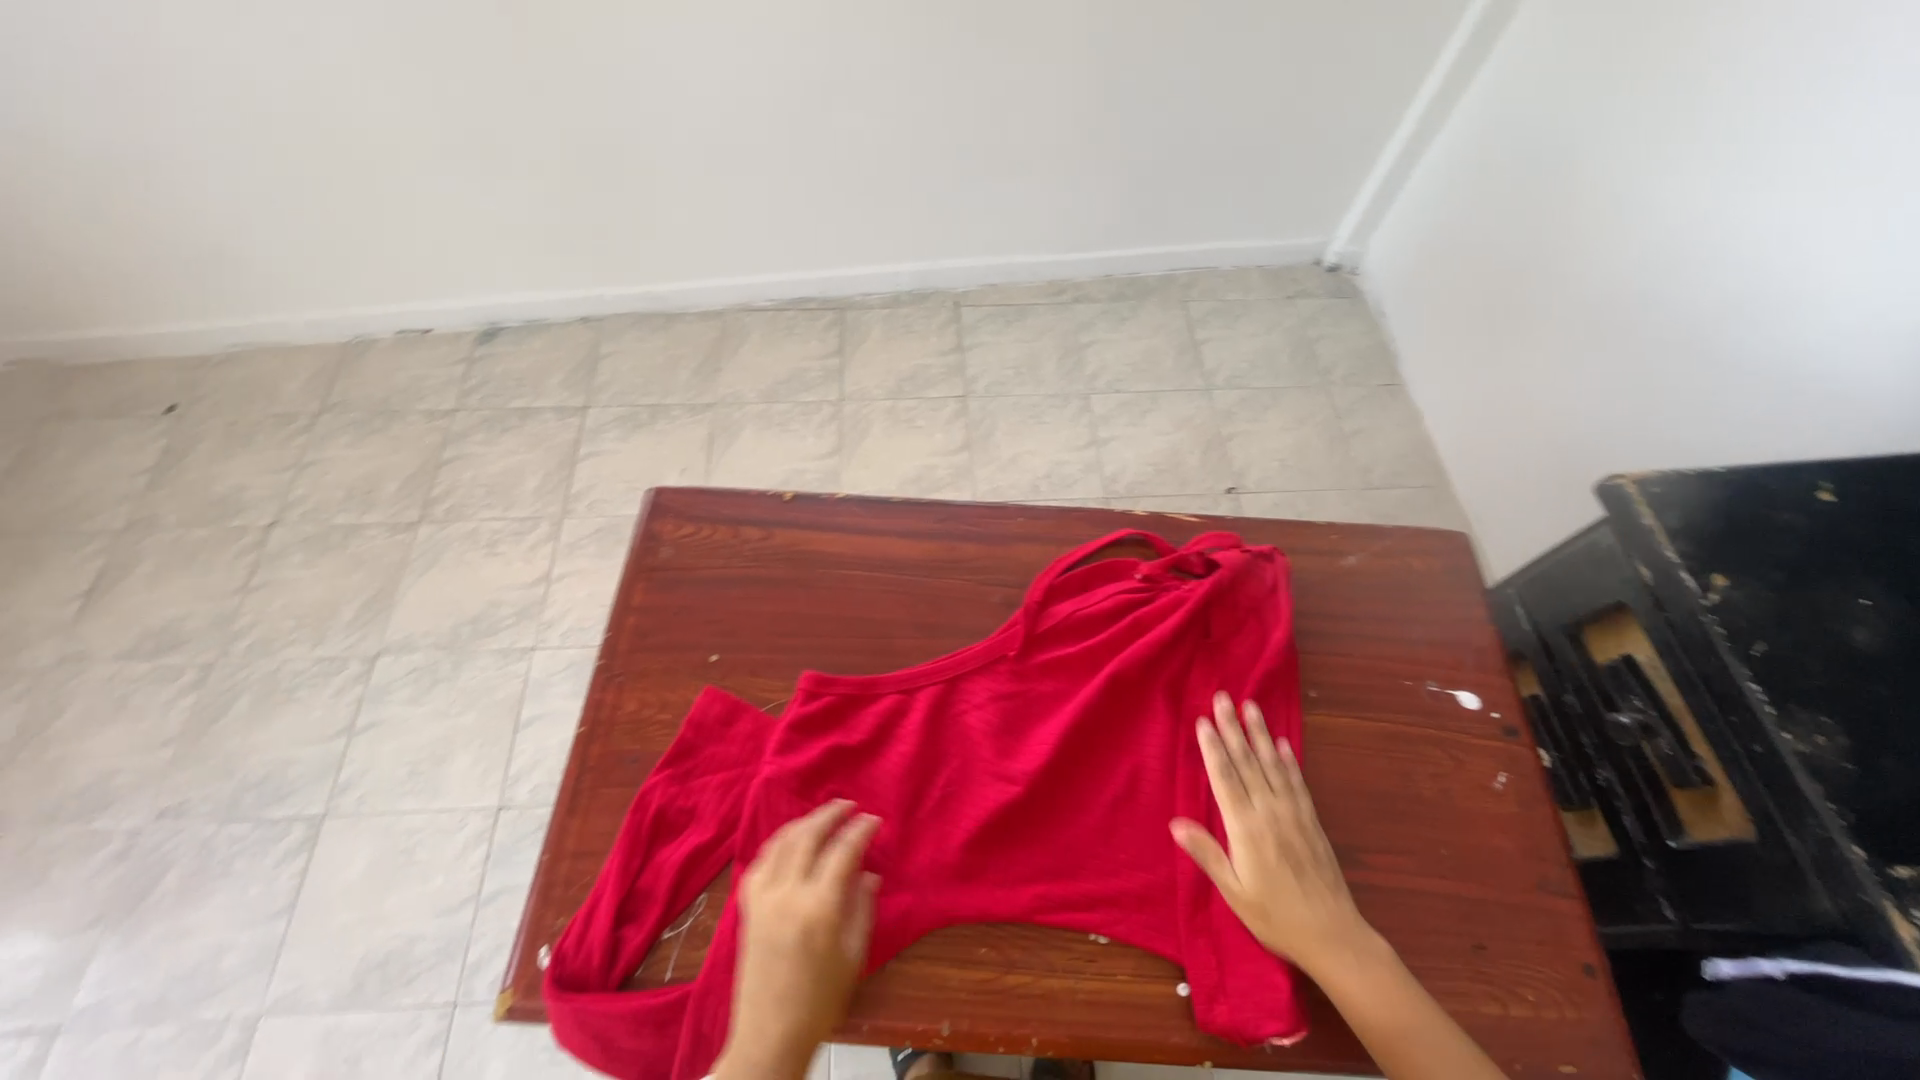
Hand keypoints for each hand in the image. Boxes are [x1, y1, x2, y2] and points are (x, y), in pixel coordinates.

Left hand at [715, 801, 881, 1079]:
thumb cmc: (821, 1001)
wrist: (770, 1034)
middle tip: (849, 805)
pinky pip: (761, 862)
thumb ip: (862, 908)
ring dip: (803, 823)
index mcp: (819, 908)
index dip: (860, 830)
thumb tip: (868, 873)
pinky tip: (790, 843)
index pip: (842, 852)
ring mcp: (762, 898)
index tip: (874, 819)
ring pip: (780, 843)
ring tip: (822, 817)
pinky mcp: (746, 907)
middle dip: (829, 814)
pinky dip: (778, 844)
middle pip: (807, 836)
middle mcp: (787, 894)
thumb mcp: (854, 956)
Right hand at [1170, 692, 1380, 977]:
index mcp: (1246, 829)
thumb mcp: (1234, 892)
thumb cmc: (1275, 918)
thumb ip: (1207, 854)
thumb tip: (1175, 823)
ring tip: (1251, 706)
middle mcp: (1270, 812)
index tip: (1203, 720)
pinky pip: (1296, 782)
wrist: (1333, 934)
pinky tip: (1281, 743)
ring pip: (1272, 765)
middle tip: (1223, 697)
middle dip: (1232, 728)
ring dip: (1260, 734)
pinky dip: (1288, 760)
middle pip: (1247, 762)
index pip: (1225, 778)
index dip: (1213, 748)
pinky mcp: (1311, 822)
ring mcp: (1294, 814)